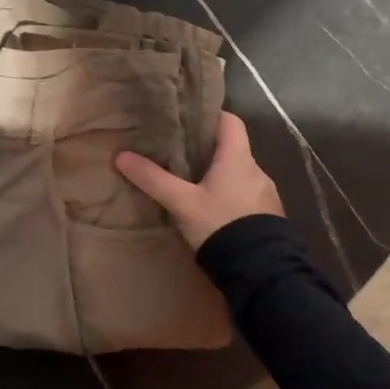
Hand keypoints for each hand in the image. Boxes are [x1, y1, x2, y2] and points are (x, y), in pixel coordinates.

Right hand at [115, 112, 282, 249]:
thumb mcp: (180, 202)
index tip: (186, 120)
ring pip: (238, 173)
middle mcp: (256, 171)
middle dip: (206, 149)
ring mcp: (266, 195)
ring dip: (218, 175)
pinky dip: (229, 195)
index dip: (209, 116)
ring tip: (191, 183)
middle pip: (231, 148)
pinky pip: (246, 195)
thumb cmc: (220, 224)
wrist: (262, 272)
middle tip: (177, 153)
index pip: (230, 121)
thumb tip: (120, 156)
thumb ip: (152, 178)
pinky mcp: (268, 217)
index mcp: (238, 159)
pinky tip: (210, 209)